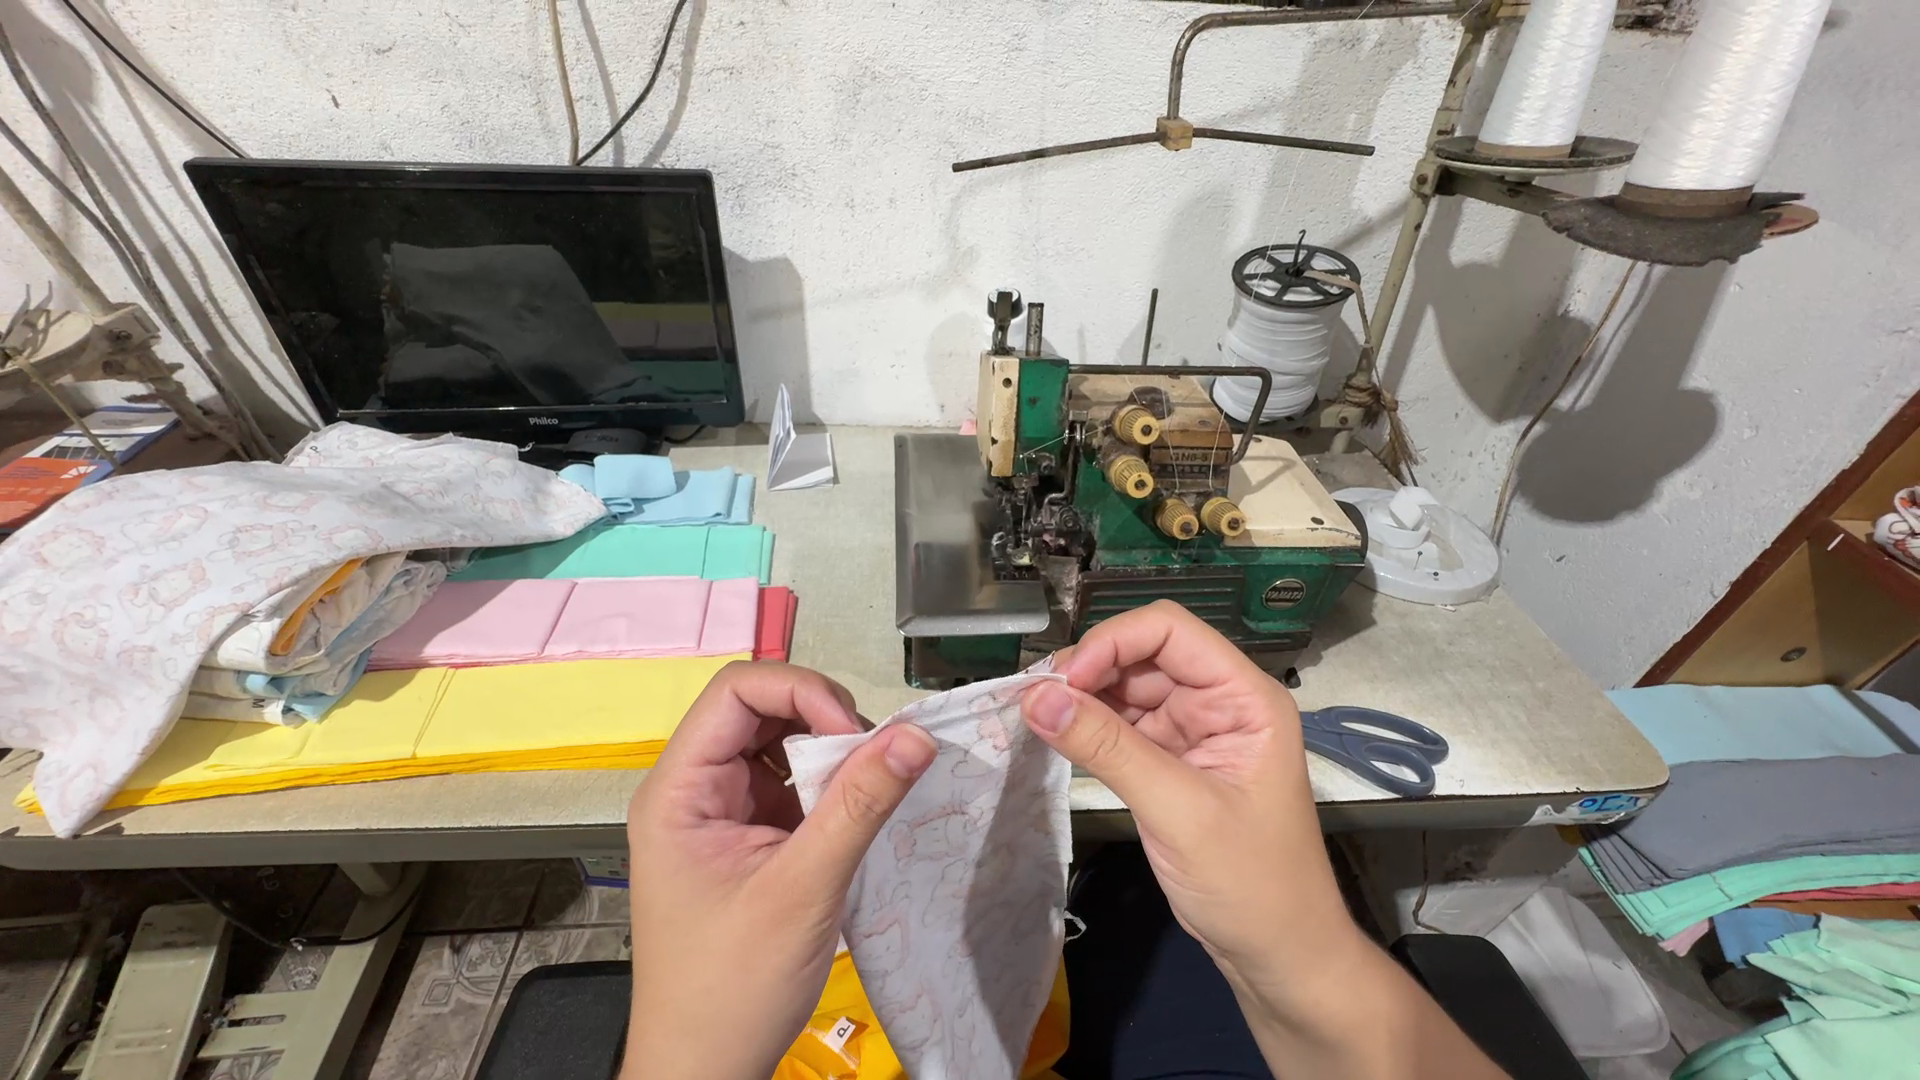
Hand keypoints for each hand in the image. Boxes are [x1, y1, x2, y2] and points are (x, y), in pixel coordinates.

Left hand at [624, 661, 936, 1078]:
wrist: (706, 1072)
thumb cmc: (733, 988)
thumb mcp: (803, 891)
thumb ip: (858, 805)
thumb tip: (916, 735)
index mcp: (679, 789)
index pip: (736, 691)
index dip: (800, 693)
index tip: (852, 735)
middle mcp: (696, 785)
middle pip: (760, 707)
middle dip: (822, 718)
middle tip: (872, 757)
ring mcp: (723, 808)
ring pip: (780, 739)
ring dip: (831, 749)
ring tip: (869, 783)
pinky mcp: (750, 830)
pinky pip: (792, 777)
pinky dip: (831, 780)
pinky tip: (857, 805)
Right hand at [1020, 601, 1359, 979]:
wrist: (1278, 956)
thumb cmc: (1249, 882)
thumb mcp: (1177, 811)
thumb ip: (1106, 748)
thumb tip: (1035, 697)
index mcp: (1243, 696)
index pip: (1170, 630)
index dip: (1113, 642)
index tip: (1064, 681)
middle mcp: (1217, 700)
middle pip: (1142, 653)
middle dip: (1089, 669)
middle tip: (1035, 701)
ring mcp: (1192, 728)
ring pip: (1125, 685)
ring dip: (1081, 696)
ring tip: (1036, 716)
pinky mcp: (1169, 756)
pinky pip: (1120, 722)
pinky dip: (1087, 724)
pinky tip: (1057, 733)